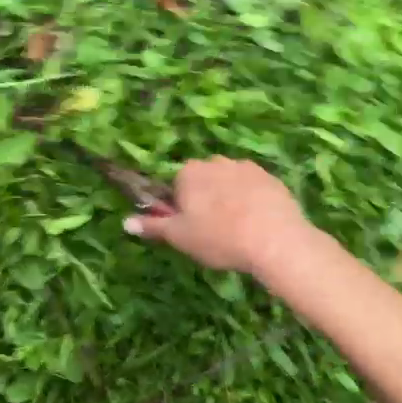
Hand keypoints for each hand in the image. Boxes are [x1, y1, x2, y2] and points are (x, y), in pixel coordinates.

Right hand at [124, 157, 314, 276]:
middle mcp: (215, 161)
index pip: (177, 185)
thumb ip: (152, 226)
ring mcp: (245, 167)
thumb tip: (125, 222)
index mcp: (188, 172)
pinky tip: (257, 223)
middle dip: (205, 198)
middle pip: (203, 179)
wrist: (276, 241)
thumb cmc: (219, 238)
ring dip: (229, 197)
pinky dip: (252, 200)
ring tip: (238, 228)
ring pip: (229, 181)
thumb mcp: (179, 237)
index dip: (182, 207)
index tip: (191, 227)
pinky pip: (253, 187)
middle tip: (213, 230)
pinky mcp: (271, 177)